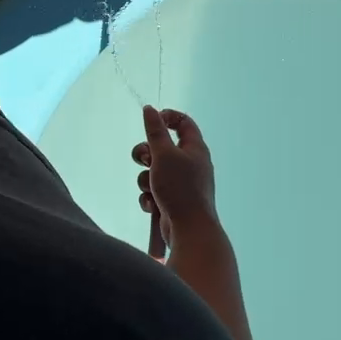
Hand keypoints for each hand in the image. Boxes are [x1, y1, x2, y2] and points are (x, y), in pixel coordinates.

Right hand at [133, 105, 217, 259]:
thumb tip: (149, 109)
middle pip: (162, 147)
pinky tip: (153, 205)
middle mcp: (190, 164)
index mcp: (195, 149)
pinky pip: (154, 190)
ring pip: (154, 170)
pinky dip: (150, 196)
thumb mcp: (163, 154)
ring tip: (150, 188)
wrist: (189, 230)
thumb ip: (155, 130)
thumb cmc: (179, 187)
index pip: (184, 122)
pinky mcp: (173, 200)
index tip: (151, 120)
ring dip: (146, 178)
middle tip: (145, 159)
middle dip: (147, 153)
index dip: (167, 117)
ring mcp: (182, 183)